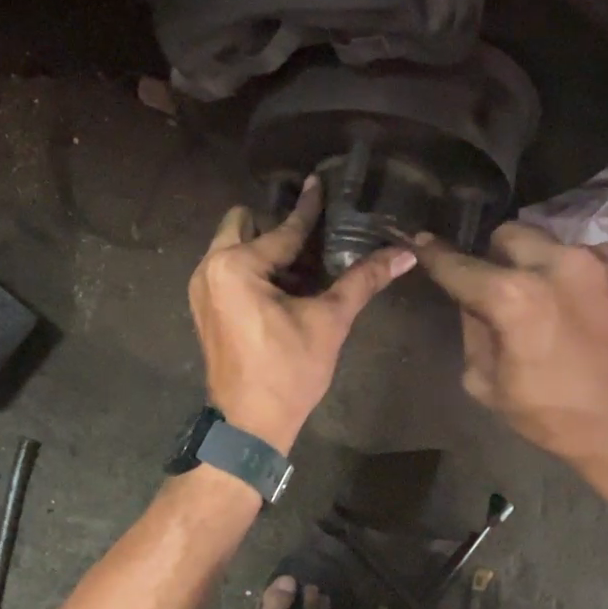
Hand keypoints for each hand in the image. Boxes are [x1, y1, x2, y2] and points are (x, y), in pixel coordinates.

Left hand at [190, 178, 415, 453]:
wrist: (250, 425)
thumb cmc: (287, 373)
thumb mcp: (328, 322)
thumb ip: (362, 281)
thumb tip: (405, 254)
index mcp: (235, 266)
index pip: (284, 230)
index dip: (309, 210)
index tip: (320, 182)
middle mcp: (209, 269)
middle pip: (244, 226)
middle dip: (276, 227)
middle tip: (314, 237)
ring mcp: (202, 291)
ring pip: (234, 249)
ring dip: (264, 251)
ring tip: (305, 264)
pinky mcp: (205, 310)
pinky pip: (228, 273)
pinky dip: (253, 272)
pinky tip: (285, 288)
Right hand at [415, 222, 607, 474]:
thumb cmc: (559, 417)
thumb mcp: (491, 388)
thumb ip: (474, 335)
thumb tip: (474, 304)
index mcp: (513, 296)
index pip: (459, 266)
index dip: (436, 256)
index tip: (424, 245)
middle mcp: (561, 262)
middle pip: (513, 235)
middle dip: (502, 258)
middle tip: (511, 290)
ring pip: (565, 246)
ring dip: (557, 270)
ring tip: (571, 309)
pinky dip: (602, 278)